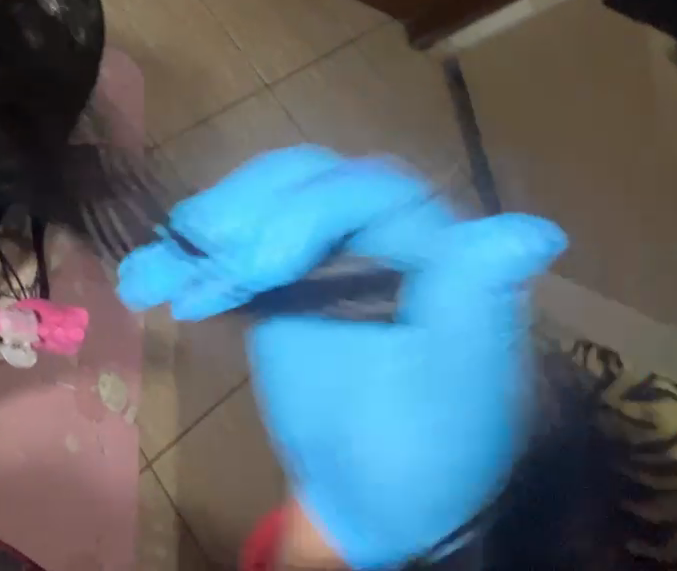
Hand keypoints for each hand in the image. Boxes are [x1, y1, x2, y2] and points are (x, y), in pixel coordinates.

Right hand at [117, 147, 565, 568]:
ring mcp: (314, 249)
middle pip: (297, 179)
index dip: (304, 213)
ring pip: (250, 201)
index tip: (256, 270)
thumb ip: (469, 296)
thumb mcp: (453, 380)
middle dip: (241, 209)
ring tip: (159, 278)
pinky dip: (177, 260)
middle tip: (199, 253)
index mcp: (431, 248)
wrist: (365, 497)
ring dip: (201, 233)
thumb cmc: (420, 451)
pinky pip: (220, 246)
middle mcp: (372, 232)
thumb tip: (533, 230)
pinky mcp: (271, 273)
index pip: (364, 190)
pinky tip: (142, 281)